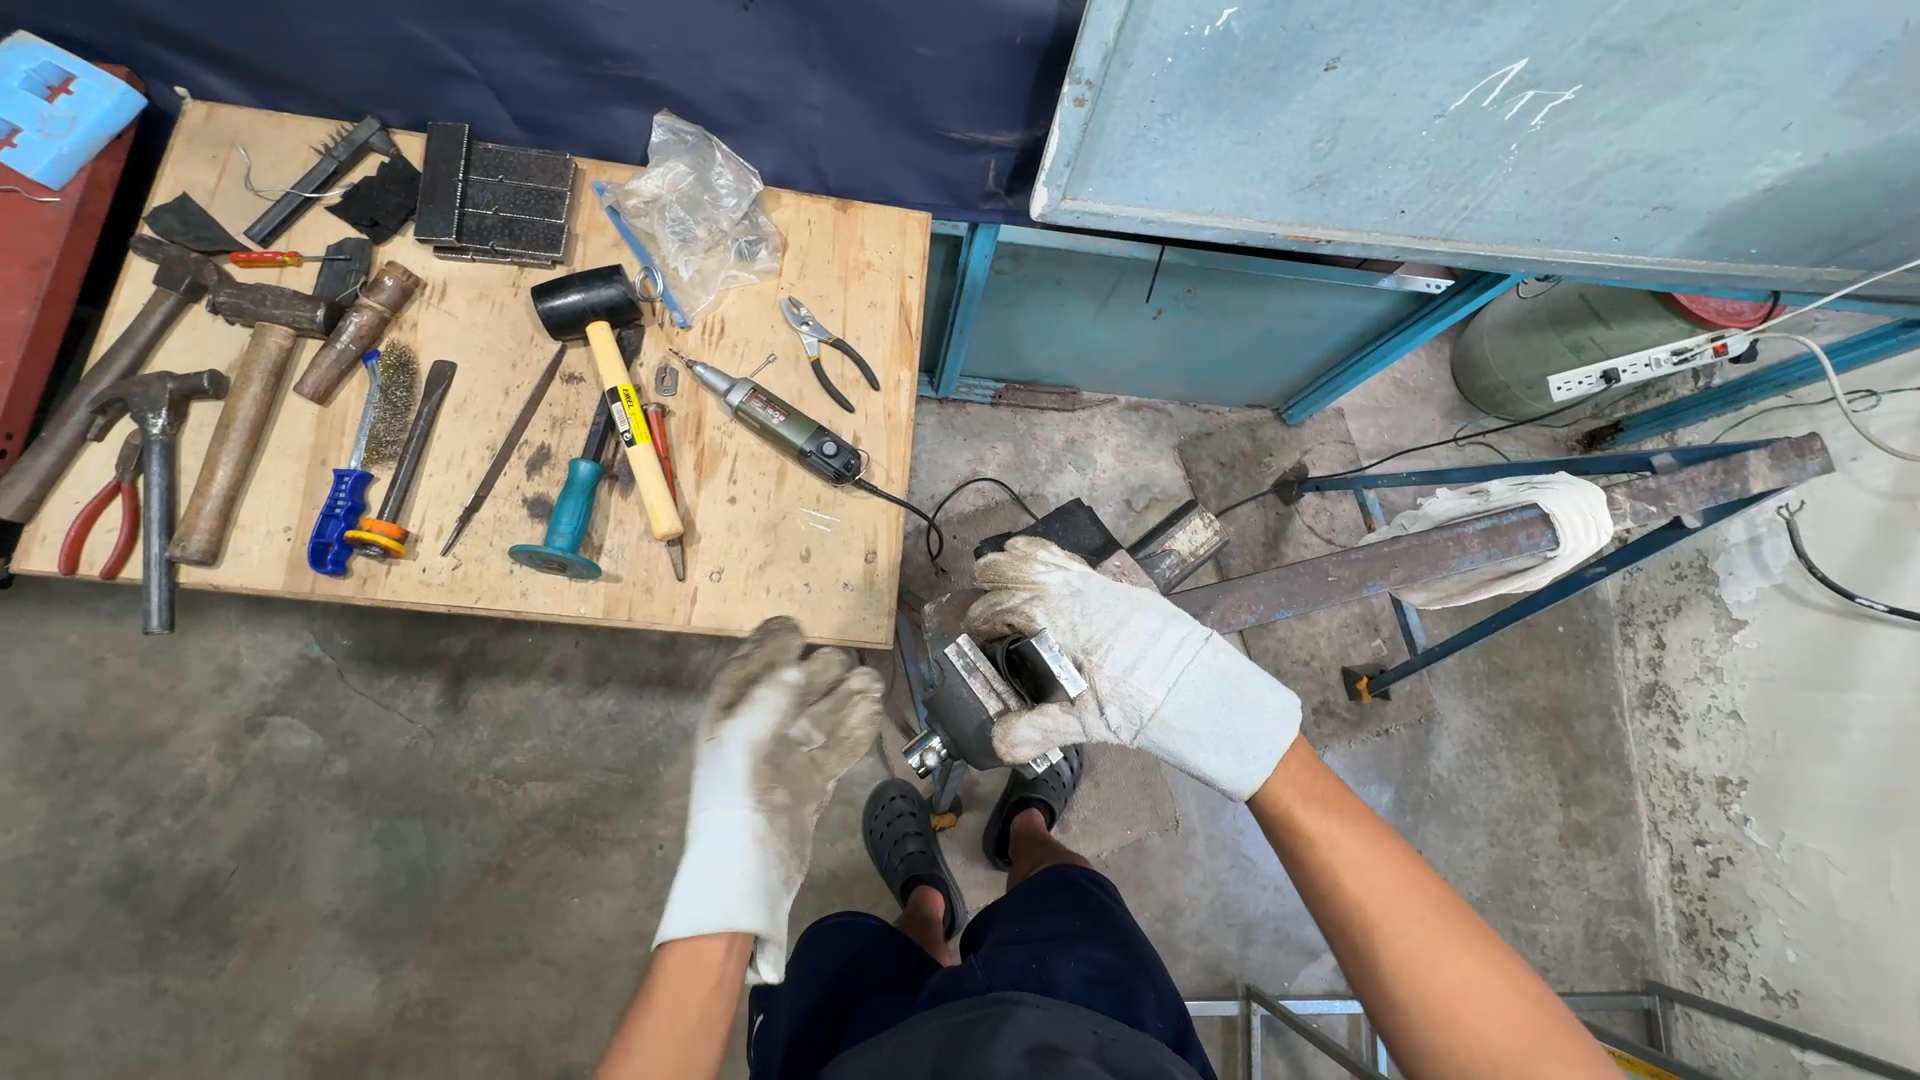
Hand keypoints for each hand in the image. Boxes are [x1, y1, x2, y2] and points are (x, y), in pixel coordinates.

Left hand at [654, 616, 881, 983]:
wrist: (748, 868)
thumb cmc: (733, 796)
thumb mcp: (740, 739)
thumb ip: (768, 698)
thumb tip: (795, 664)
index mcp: (731, 716)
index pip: (750, 668)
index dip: (771, 645)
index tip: (796, 625)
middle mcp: (759, 731)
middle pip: (794, 689)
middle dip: (820, 671)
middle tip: (843, 664)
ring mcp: (788, 757)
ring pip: (823, 716)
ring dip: (846, 697)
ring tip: (871, 681)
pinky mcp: (812, 781)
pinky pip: (838, 747)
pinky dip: (856, 729)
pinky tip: (873, 713)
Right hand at [966, 536, 1301, 799]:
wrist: (1205, 691)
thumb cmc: (1144, 705)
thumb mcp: (1089, 722)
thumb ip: (1039, 728)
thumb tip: (996, 743)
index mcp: (1065, 622)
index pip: (1009, 607)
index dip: (985, 616)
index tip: (973, 631)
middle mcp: (1079, 595)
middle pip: (1025, 568)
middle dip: (996, 574)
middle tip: (979, 585)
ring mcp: (1102, 588)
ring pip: (1052, 558)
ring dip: (1023, 558)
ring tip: (1004, 558)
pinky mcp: (1121, 590)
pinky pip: (1076, 564)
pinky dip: (1054, 558)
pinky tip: (1048, 564)